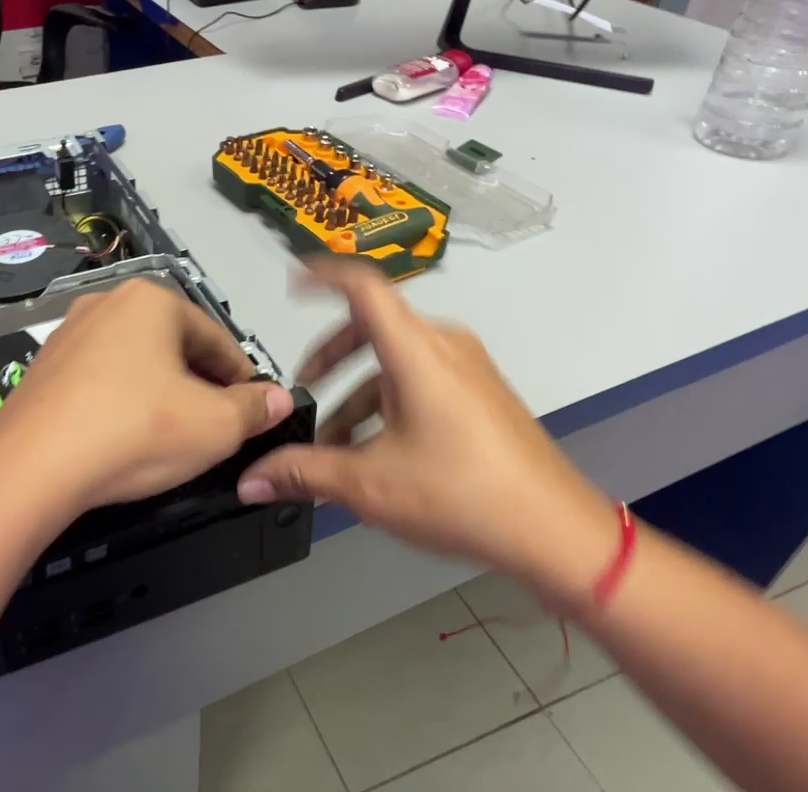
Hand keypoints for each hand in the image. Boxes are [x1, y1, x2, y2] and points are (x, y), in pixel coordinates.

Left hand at [0, 277, 294, 512]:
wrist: (31, 469)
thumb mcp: (215, 426)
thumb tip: (277, 398)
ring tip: (174, 433)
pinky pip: (98, 379)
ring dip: (161, 392)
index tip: (256, 409)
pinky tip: (125, 435)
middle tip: (218, 425)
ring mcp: (67, 334)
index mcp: (150, 300)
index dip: (243, 377)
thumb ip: (254, 409)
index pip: (215, 338)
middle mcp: (105, 303)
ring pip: (134, 362)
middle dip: (200, 383)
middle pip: (173, 345)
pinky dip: (121, 401)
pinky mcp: (41, 369)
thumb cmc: (136, 431)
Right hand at [236, 260, 614, 606]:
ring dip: (357, 392)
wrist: (557, 532)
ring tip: (335, 445)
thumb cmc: (464, 495)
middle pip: (373, 326)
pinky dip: (387, 401)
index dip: (321, 275)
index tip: (291, 282)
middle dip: (330, 357)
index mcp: (416, 352)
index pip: (362, 286)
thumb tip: (250, 479)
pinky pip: (420, 379)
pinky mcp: (481, 394)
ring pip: (396, 359)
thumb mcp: (370, 485)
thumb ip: (303, 473)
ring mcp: (468, 369)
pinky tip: (377, 452)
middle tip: (305, 389)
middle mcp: (444, 347)